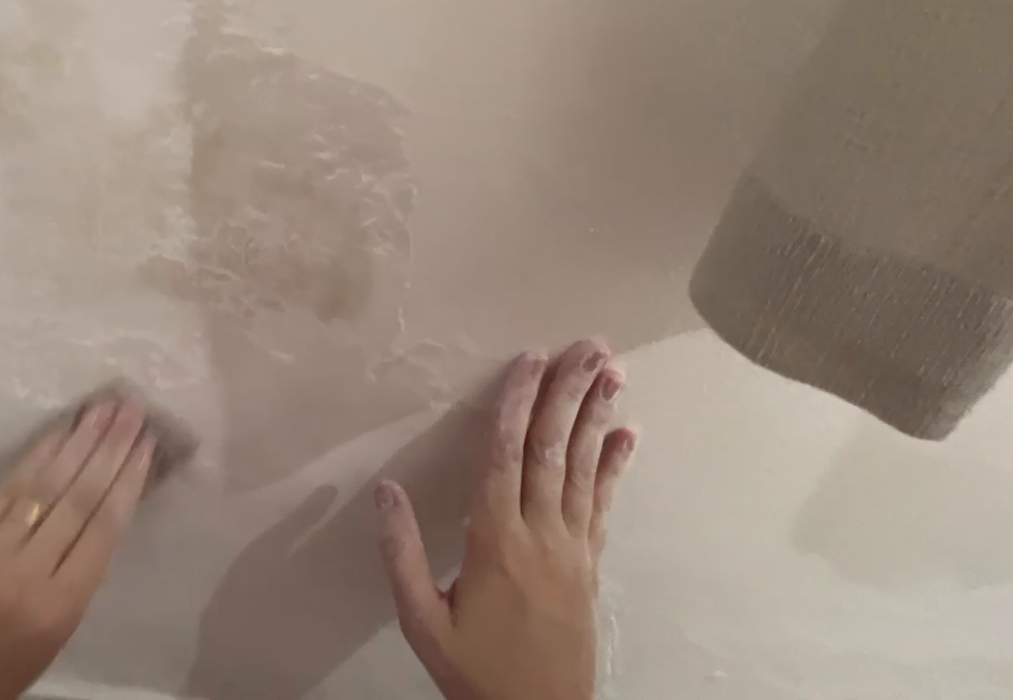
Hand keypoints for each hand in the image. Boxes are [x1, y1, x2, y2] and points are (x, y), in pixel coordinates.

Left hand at [0, 399, 154, 699]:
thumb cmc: (14, 661)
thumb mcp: (65, 624)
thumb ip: (86, 563)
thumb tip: (113, 492)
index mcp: (60, 606)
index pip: (104, 528)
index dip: (129, 479)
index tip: (147, 442)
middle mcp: (24, 575)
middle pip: (77, 498)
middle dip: (109, 448)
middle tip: (131, 409)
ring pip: (42, 484)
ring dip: (78, 441)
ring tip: (102, 408)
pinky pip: (7, 488)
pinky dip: (37, 456)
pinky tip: (60, 431)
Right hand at [376, 341, 636, 699]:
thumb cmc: (474, 670)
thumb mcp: (421, 619)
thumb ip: (402, 552)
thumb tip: (385, 488)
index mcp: (496, 539)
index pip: (505, 455)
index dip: (517, 402)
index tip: (531, 358)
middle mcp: (542, 533)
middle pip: (554, 449)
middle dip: (570, 392)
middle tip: (591, 345)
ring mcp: (573, 548)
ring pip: (585, 468)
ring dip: (597, 415)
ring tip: (613, 371)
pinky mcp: (590, 564)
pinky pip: (604, 504)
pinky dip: (615, 465)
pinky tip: (627, 433)